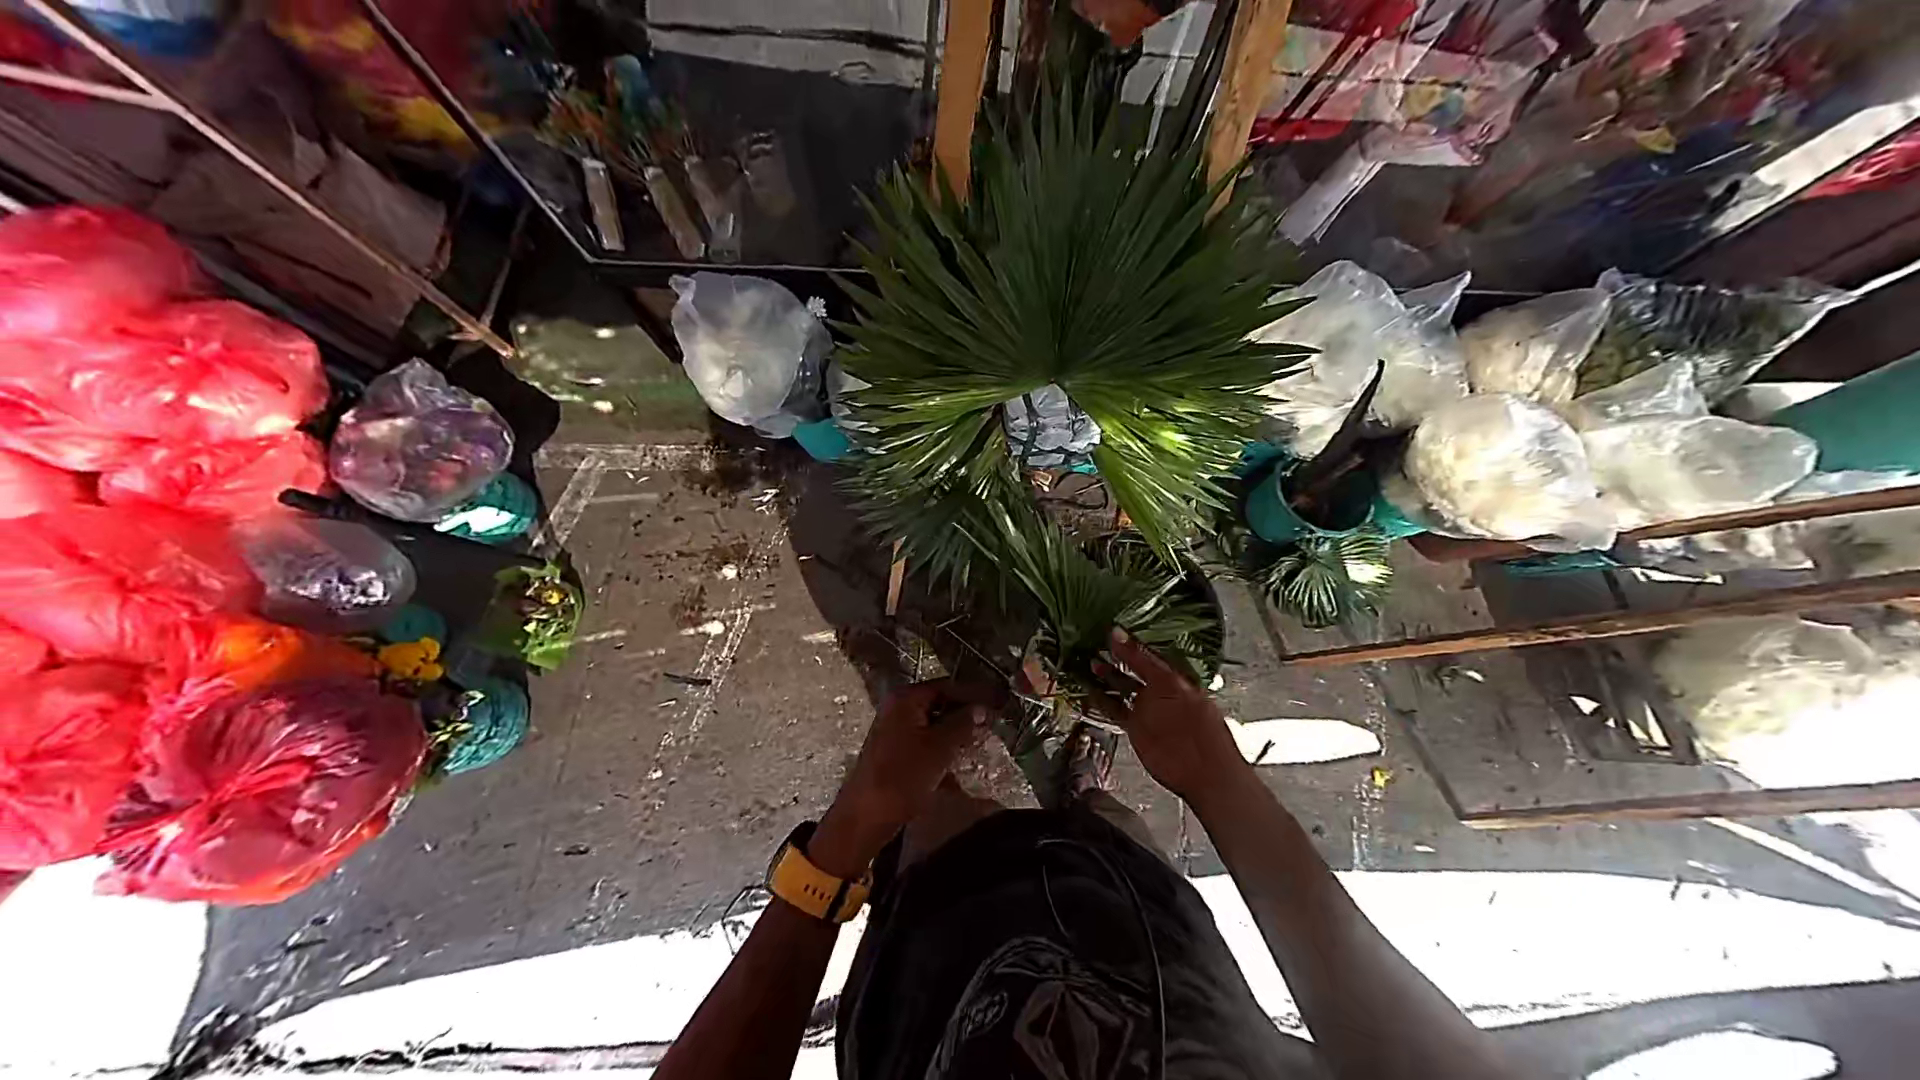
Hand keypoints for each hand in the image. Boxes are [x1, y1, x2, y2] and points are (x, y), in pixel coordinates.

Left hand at [810, 680, 990, 877]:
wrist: (866, 816)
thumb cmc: (903, 776)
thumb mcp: (939, 748)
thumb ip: (962, 723)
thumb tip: (981, 708)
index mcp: (906, 699)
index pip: (947, 685)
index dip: (975, 693)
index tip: (999, 700)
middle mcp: (898, 709)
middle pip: (940, 703)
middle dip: (967, 713)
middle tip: (994, 720)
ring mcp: (895, 731)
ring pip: (934, 724)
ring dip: (957, 732)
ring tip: (982, 740)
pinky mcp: (896, 753)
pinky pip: (926, 742)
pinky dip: (944, 749)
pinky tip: (961, 762)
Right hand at [1090, 628, 1245, 801]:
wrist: (1202, 770)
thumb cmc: (1192, 723)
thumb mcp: (1166, 683)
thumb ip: (1140, 659)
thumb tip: (1118, 633)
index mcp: (1173, 677)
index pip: (1146, 654)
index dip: (1128, 643)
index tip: (1108, 631)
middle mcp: (1159, 691)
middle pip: (1133, 671)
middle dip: (1114, 658)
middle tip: (1093, 644)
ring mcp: (1147, 711)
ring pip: (1122, 689)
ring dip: (1105, 677)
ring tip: (1087, 662)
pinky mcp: (1136, 729)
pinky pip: (1114, 710)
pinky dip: (1100, 700)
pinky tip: (1088, 690)